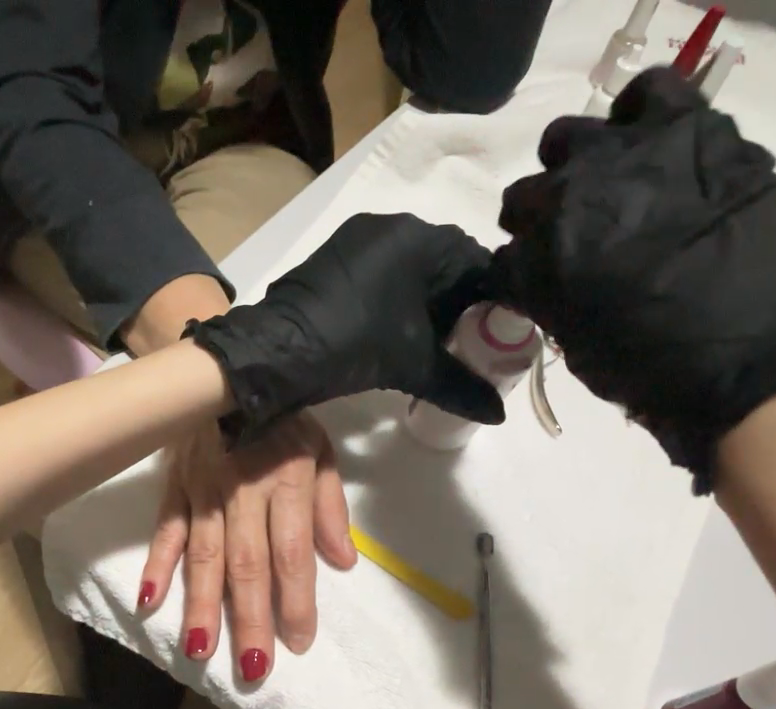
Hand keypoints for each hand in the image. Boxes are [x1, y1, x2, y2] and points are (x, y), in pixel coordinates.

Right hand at [138, 414, 354, 681]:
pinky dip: (156, 564)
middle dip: (250, 616)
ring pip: (203, 554)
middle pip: (247, 562)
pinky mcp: (174, 487)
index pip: (292, 551)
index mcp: (287, 480)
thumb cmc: (284, 417)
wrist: (226, 371)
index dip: (295, 599)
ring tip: (201, 650)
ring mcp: (203, 490)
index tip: (298, 643)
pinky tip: (149, 601)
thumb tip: (343, 563)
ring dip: (202, 603)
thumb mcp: (320, 450)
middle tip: (253, 667)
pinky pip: (164, 530)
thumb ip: (330, 506)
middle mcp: (243, 490)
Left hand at [189, 213, 503, 444]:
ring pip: (413, 269)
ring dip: (428, 303)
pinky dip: (398, 299)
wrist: (277, 351)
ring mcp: (358, 240)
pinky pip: (383, 273)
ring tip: (437, 342)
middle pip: (445, 264)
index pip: (478, 263)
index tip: (498, 333)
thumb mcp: (414, 367)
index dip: (493, 300)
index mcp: (420, 239)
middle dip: (459, 304)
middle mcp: (392, 227)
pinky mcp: (335, 258)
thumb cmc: (353, 346)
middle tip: (470, 343)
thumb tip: (498, 414)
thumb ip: (460, 386)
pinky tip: (400, 332)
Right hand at [490, 67, 775, 490]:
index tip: (542, 285)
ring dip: (579, 167)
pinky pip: (648, 94)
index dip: (523, 273)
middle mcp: (562, 203)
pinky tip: (653, 145)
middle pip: (524, 197)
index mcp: (533, 266)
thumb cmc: (661, 374)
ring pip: (567, 138)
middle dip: (541, 221)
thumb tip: (556, 283)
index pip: (504, 259)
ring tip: (612, 190)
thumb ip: (555, 303)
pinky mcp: (684, 129)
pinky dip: (642, 115)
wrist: (760, 356)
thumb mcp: (582, 348)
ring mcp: (621, 158)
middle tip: (578, 240)